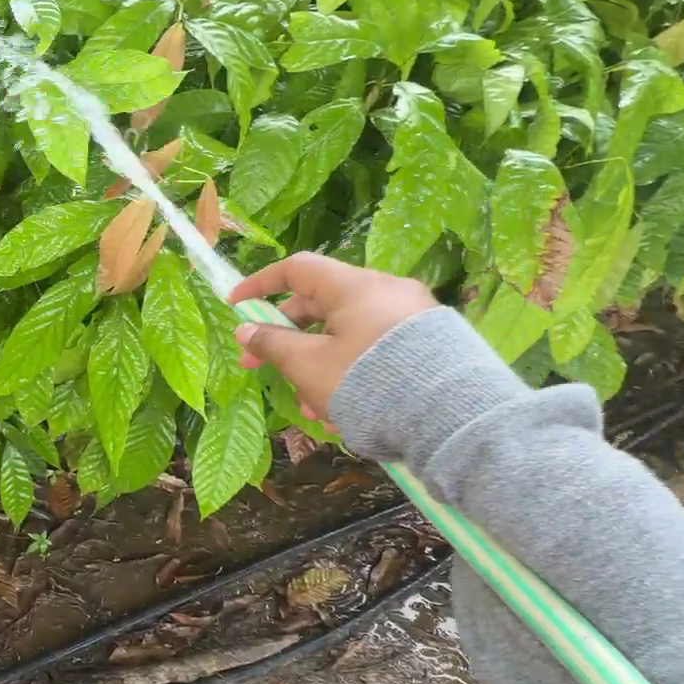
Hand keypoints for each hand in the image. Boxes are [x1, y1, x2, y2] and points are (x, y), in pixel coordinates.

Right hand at [227, 252, 439, 420]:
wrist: (448, 414)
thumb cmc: (363, 379)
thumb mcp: (306, 363)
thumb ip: (271, 343)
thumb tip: (246, 330)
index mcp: (355, 288)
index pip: (298, 269)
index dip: (260, 284)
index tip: (234, 305)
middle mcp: (386, 292)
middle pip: (319, 304)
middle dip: (284, 337)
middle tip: (256, 365)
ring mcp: (410, 317)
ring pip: (343, 333)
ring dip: (312, 364)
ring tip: (306, 405)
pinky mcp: (426, 343)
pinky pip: (370, 348)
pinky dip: (344, 369)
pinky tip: (338, 408)